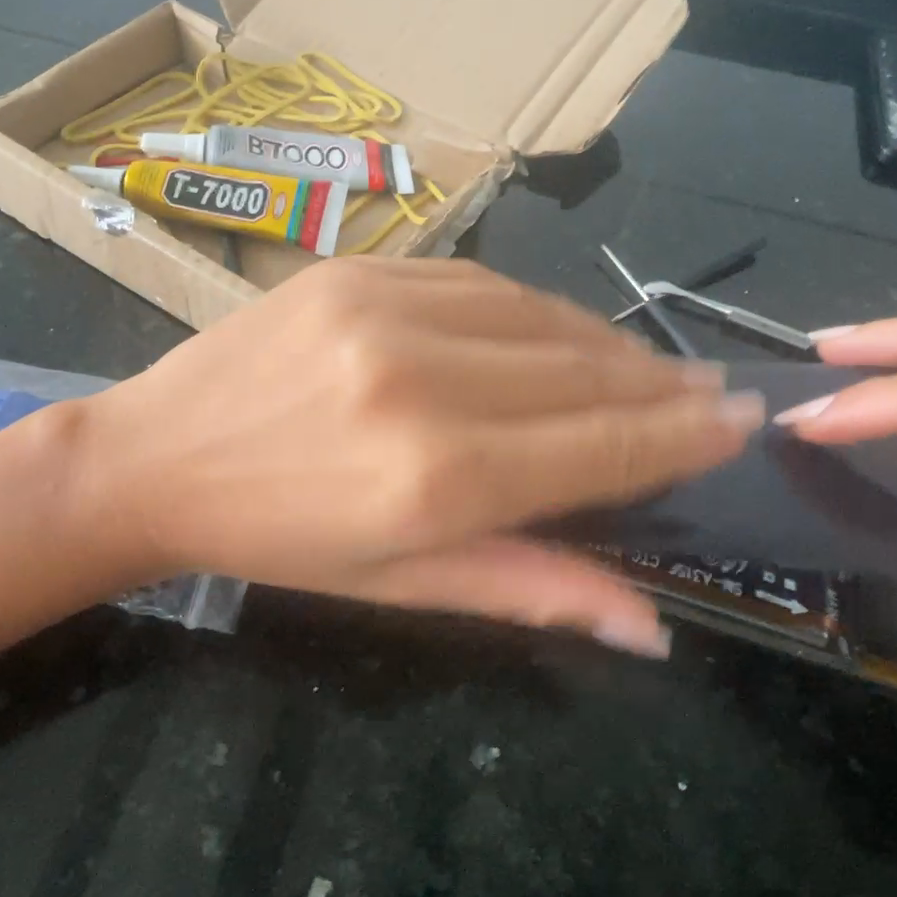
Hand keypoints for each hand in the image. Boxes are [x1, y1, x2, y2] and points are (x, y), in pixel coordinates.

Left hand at [73, 256, 765, 655]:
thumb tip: (651, 627)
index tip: (739, 421)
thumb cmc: (276, 542)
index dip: (680, 435)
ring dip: (604, 343)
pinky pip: (478, 280)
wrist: (156, 461)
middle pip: (582, 373)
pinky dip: (530, 308)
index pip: (600, 447)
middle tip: (710, 393)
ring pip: (539, 317)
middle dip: (658, 387)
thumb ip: (528, 588)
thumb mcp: (398, 584)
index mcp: (438, 478)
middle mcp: (425, 381)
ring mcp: (387, 310)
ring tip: (643, 367)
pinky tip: (553, 329)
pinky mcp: (356, 269)